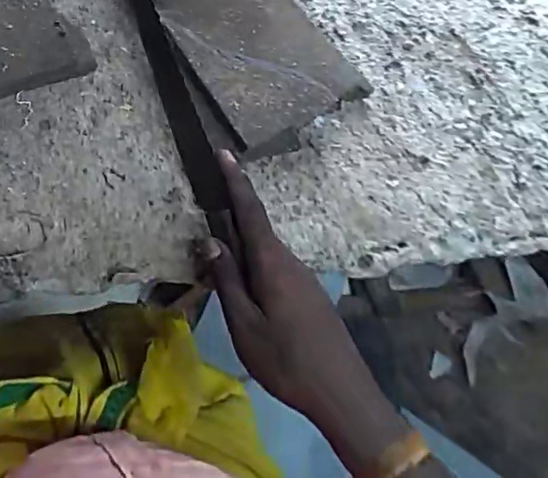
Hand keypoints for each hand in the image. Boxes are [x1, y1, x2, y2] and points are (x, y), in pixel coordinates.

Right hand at [199, 152, 420, 470]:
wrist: (344, 396)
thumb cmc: (288, 361)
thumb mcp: (245, 326)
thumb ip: (227, 279)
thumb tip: (210, 239)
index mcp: (271, 263)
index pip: (249, 211)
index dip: (236, 180)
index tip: (224, 151)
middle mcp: (287, 260)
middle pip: (253, 227)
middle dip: (229, 212)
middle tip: (203, 202)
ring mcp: (300, 277)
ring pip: (262, 249)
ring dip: (239, 242)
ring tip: (214, 250)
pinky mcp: (305, 293)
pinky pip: (272, 265)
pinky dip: (252, 261)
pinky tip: (241, 282)